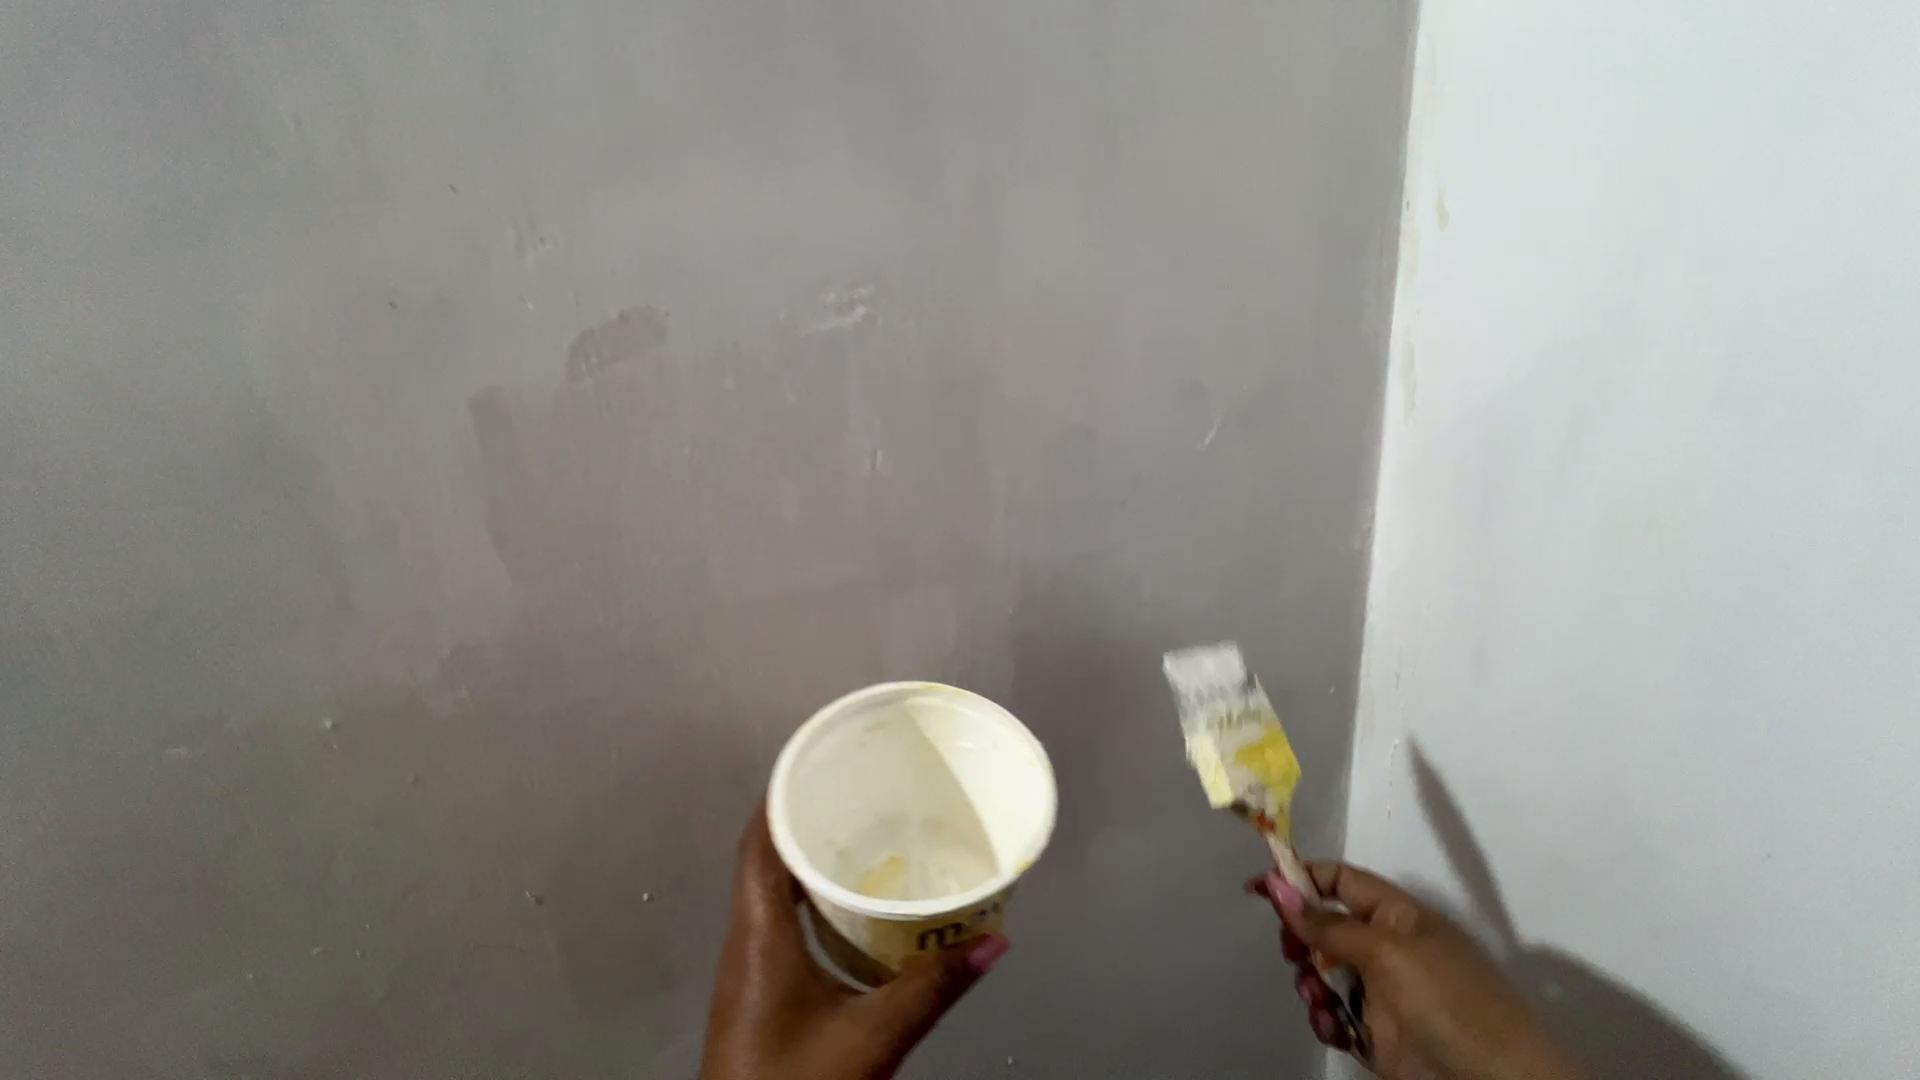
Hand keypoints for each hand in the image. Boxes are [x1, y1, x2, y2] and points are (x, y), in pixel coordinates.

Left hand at [698, 804, 1009, 1079]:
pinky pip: (783, 916)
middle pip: (766, 854)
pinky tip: (855, 903)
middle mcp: (746, 938)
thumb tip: (995, 941)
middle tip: (858, 789)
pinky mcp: (761, 988)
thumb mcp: (872, 1036)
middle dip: (806, 816)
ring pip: (773, 886)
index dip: (781, 792)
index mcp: (758, 933)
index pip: (759, 839)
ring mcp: (750, 965)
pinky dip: (813, 894)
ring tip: (862, 832)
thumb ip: (934, 987)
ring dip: (808, 855)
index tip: (820, 758)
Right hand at [1255, 863, 1585, 1079]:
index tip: (1258, 888)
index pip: (1338, 880)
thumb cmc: (1451, 1002)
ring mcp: (1379, 992)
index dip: (1299, 878)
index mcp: (1395, 915)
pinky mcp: (1375, 1033)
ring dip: (1309, 982)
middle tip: (1291, 952)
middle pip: (1321, 926)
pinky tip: (1332, 1027)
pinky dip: (1324, 1018)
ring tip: (1318, 998)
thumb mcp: (1388, 953)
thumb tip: (1273, 884)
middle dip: (1299, 937)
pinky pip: (1333, 1015)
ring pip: (1321, 972)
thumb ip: (1327, 923)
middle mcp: (1384, 948)